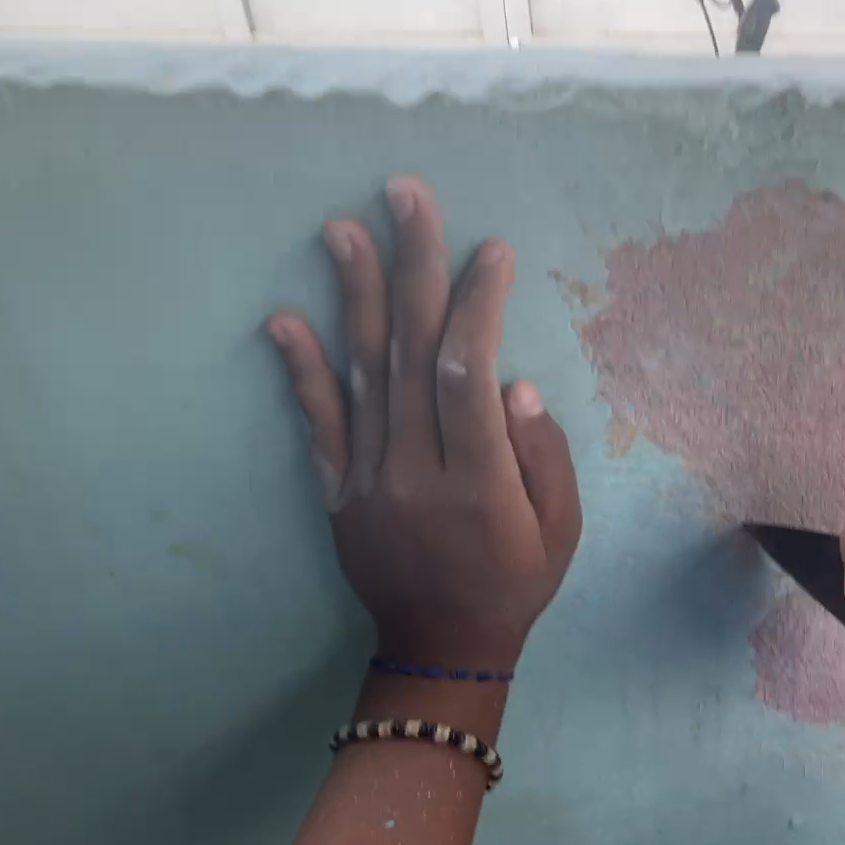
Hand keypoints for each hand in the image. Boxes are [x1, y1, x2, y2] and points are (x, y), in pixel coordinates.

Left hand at [264, 177, 581, 670]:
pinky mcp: (337, 490)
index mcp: (477, 479)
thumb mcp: (561, 529)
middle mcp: (413, 469)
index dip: (478, 304)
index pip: (468, 372)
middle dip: (413, 267)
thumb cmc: (516, 582)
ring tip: (343, 229)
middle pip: (409, 353)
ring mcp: (365, 478)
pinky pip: (317, 424)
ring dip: (352, 296)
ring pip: (360, 374)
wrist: (441, 647)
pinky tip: (283, 321)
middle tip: (407, 197)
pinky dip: (300, 371)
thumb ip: (543, 457)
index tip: (492, 251)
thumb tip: (516, 387)